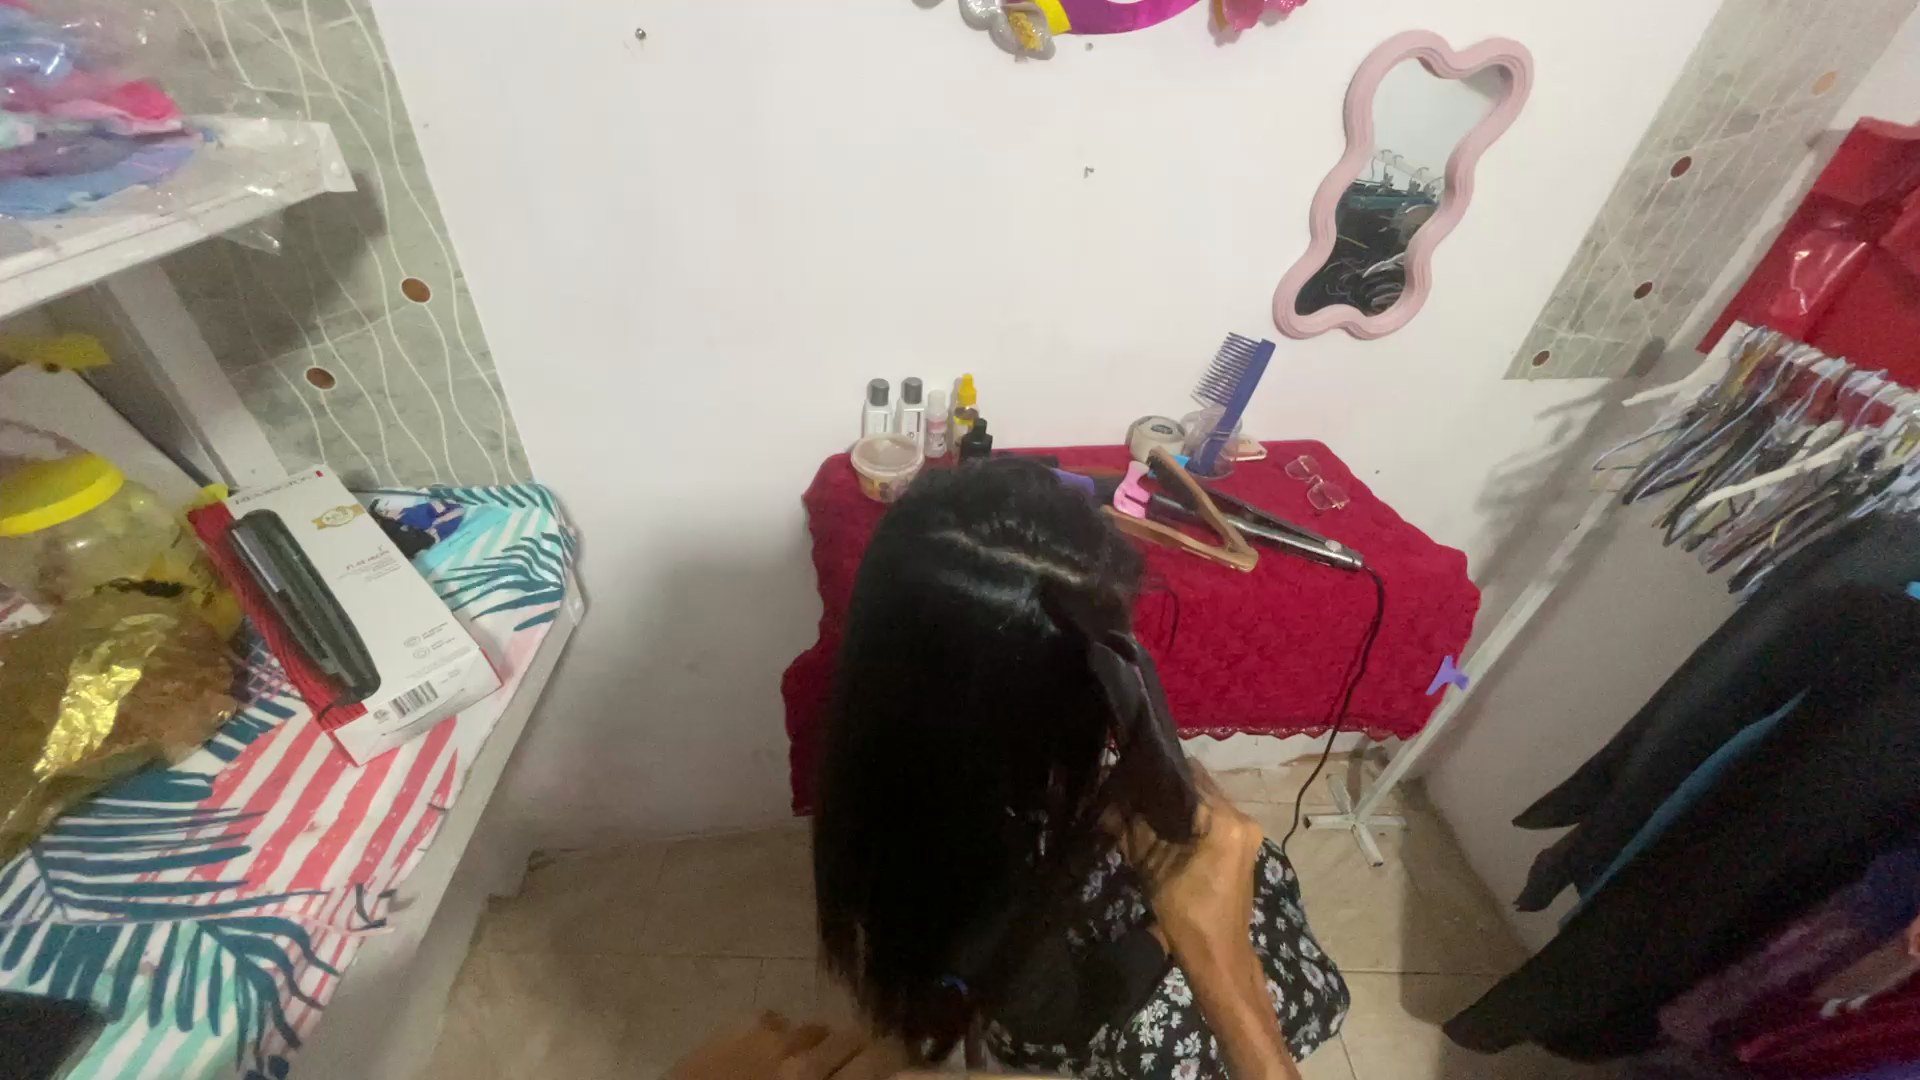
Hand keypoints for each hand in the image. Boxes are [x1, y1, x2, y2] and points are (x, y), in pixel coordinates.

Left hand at [667, 1012, 909, 1079]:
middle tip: (865, 1066)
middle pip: (857, 1038)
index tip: (904, 1066)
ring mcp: (774, 1037)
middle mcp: (805, 1062)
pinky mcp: (745, 1024)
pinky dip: (782, 1039)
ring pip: (819, 1029)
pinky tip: (771, 1056)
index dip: (899, 1060)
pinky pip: (781, 1022)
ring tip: (813, 1062)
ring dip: (822, 1046)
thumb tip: (859, 1073)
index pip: (881, 1060)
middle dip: (867, 1051)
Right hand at [1112, 766, 1301, 1079]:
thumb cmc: (1186, 914)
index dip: (1152, 777)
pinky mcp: (1241, 841)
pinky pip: (1211, 814)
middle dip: (1163, 787)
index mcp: (1224, 820)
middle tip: (1130, 789)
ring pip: (1203, 798)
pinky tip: (1162, 820)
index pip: (1184, 778)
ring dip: (1175, 800)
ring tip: (1142, 803)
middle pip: (1196, 784)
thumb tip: (1106, 798)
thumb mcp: (1151, 866)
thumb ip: (1130, 826)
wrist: (1218, 957)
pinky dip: (1188, 814)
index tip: (1126, 775)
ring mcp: (1245, 829)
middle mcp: (1241, 817)